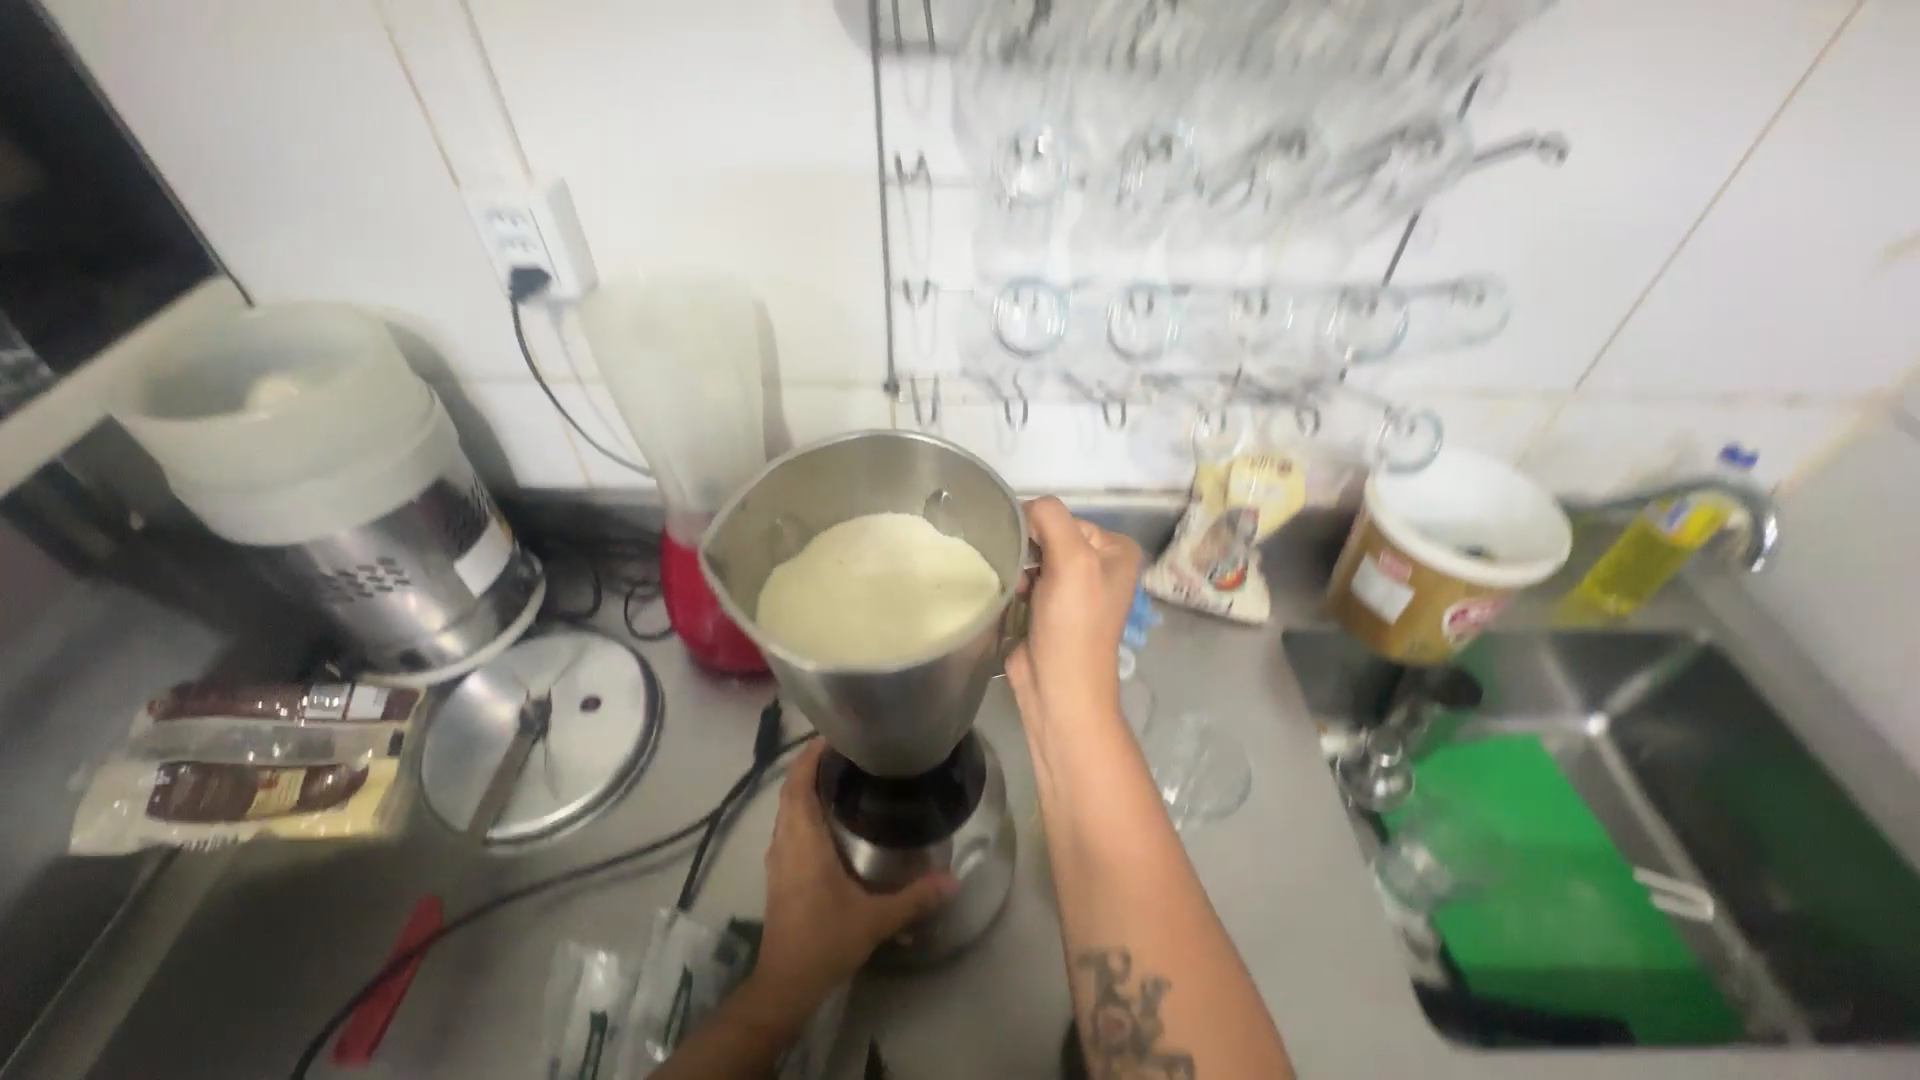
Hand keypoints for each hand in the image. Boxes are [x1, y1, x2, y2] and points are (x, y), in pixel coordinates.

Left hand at [750, 742, 955, 1020]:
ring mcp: (778, 860)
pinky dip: (804, 812)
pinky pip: (788, 828)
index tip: (833, 735)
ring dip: (806, 789)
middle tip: (847, 752)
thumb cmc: (824, 941)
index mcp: (803, 841)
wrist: (785, 984)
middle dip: (812, 767)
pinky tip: (832, 820)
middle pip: (790, 792)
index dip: (809, 756)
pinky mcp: (779, 875)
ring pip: (787, 811)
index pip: (798, 784)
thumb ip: (915, 897)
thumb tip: (953, 880)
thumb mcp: (875, 919)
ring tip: (842, 778)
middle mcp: (785, 843)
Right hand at [1005, 496, 1142, 729]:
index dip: (1040, 529)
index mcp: (1117, 550)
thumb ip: (1051, 519)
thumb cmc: (1073, 623)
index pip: (1065, 517)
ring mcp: (1075, 589)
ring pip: (1033, 558)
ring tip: (1012, 586)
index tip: (1024, 552)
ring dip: (1017, 567)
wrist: (1059, 687)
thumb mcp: (1073, 560)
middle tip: (1015, 570)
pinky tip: (1008, 596)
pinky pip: (1026, 580)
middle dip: (1027, 549)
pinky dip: (1014, 584)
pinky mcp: (1050, 609)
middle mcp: (1101, 566)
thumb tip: (1024, 508)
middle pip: (1049, 535)